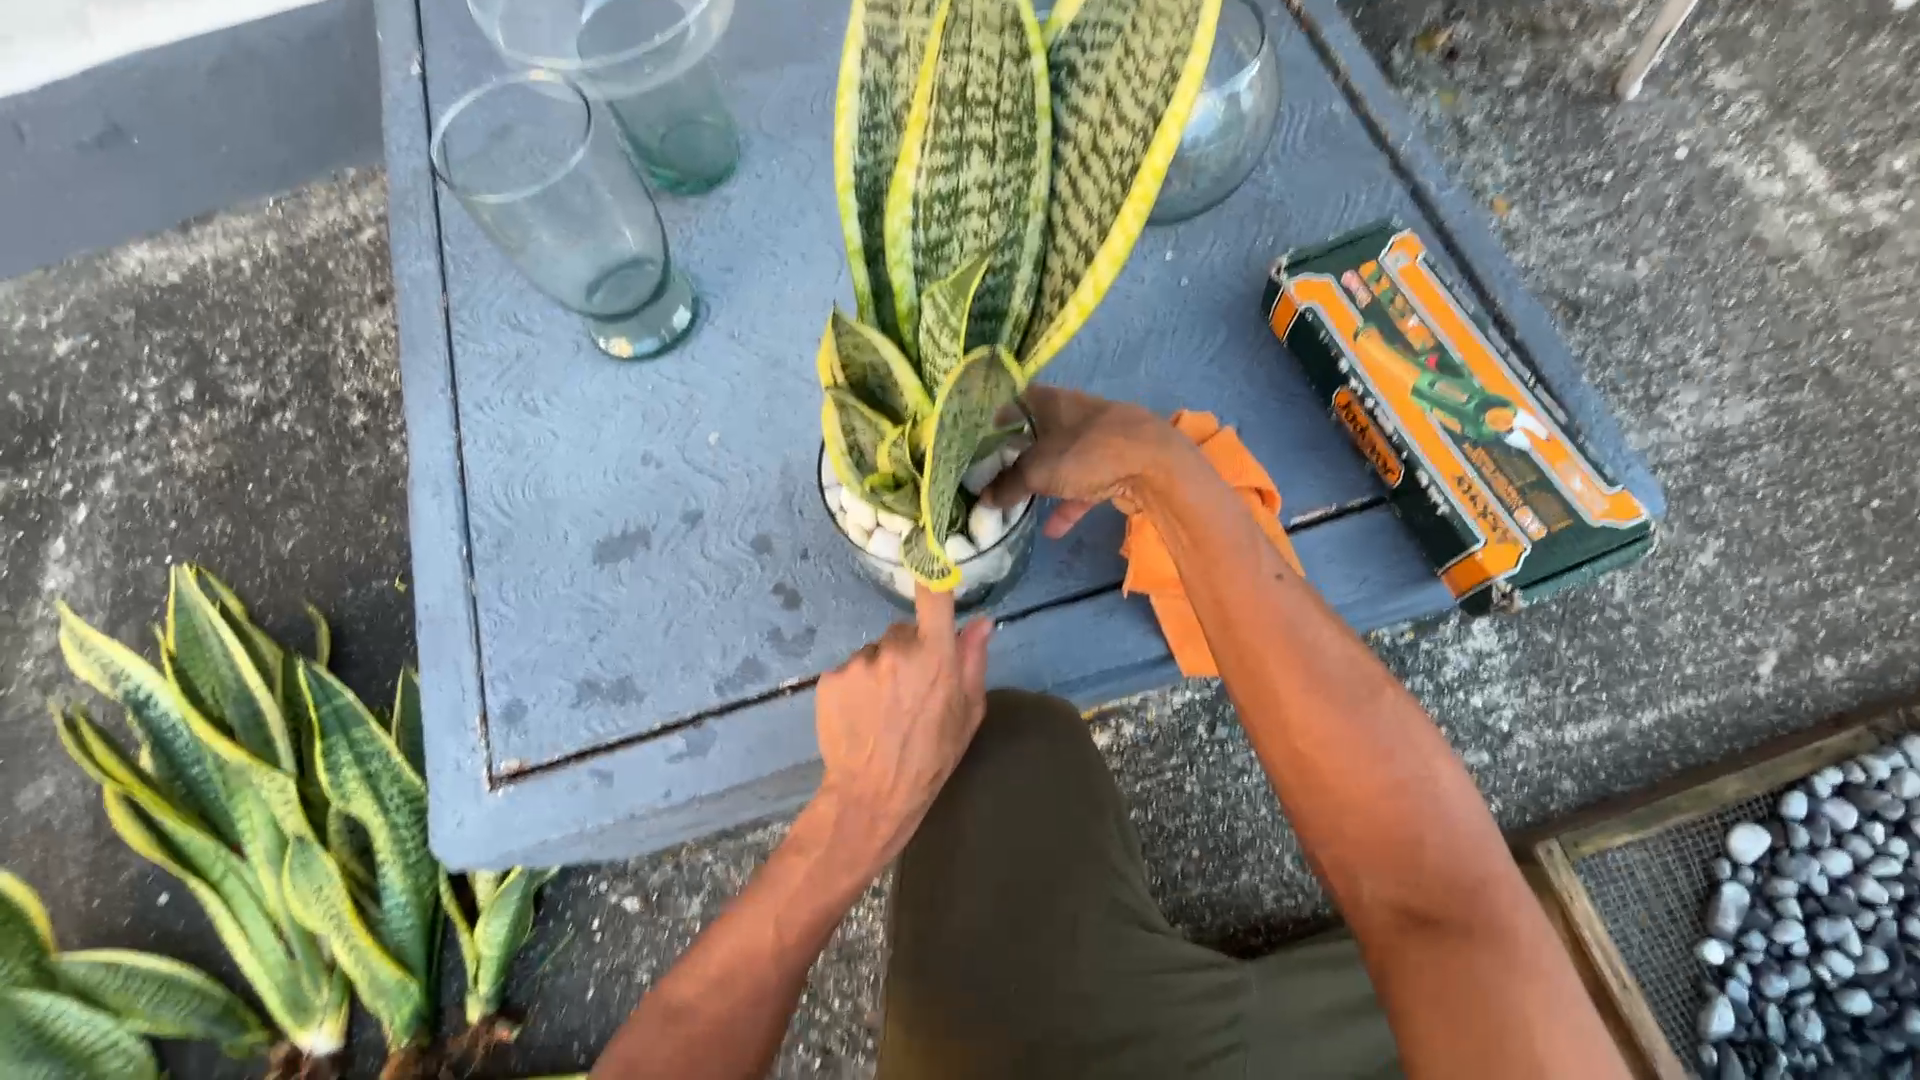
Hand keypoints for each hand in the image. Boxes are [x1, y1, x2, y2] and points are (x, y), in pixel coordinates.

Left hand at [813, 586, 992, 862]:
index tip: (927, 545)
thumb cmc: (932, 756)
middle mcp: (895, 650)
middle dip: (909, 650)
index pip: (934, 597)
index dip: (932, 571)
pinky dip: (856, 685)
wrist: (873, 794)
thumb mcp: (968, 713)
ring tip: (884, 709)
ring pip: (875, 651)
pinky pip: (850, 669)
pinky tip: (862, 714)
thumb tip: (983, 622)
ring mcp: (859, 663)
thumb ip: (973, 662)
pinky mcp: (831, 678)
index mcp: (935, 656)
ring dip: (881, 669)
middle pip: (903, 630)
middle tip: (911, 690)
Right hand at [985, 385, 1189, 537]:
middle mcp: (1074, 414)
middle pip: (1037, 434)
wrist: (1156, 465)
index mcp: (1052, 401)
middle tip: (991, 477)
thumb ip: (1007, 485)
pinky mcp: (1116, 466)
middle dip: (1016, 457)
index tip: (976, 443)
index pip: (1015, 401)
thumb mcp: (1037, 471)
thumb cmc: (1087, 453)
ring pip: (1061, 461)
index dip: (994, 419)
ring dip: (1042, 483)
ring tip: (1017, 504)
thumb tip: (984, 499)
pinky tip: (1052, 531)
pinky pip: (1084, 486)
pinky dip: (1068, 505)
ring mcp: (1098, 441)